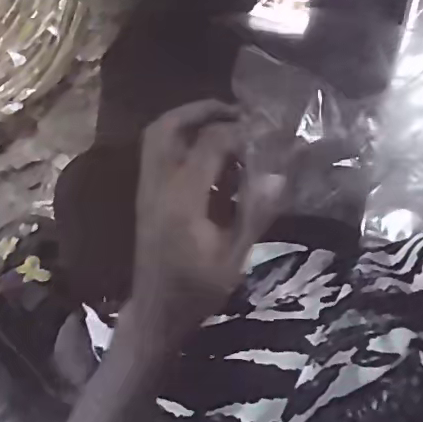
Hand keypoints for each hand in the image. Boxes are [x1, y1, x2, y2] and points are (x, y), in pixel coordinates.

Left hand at [127, 101, 283, 350]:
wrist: (155, 312)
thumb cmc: (197, 289)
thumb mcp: (234, 257)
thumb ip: (255, 213)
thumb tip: (278, 174)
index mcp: (182, 198)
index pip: (210, 143)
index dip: (240, 131)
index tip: (266, 133)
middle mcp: (158, 184)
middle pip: (168, 126)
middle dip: (202, 110)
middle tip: (235, 111)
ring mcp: (146, 188)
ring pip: (157, 136)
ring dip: (188, 122)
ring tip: (224, 125)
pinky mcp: (145, 196)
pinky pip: (157, 153)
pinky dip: (181, 141)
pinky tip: (210, 156)